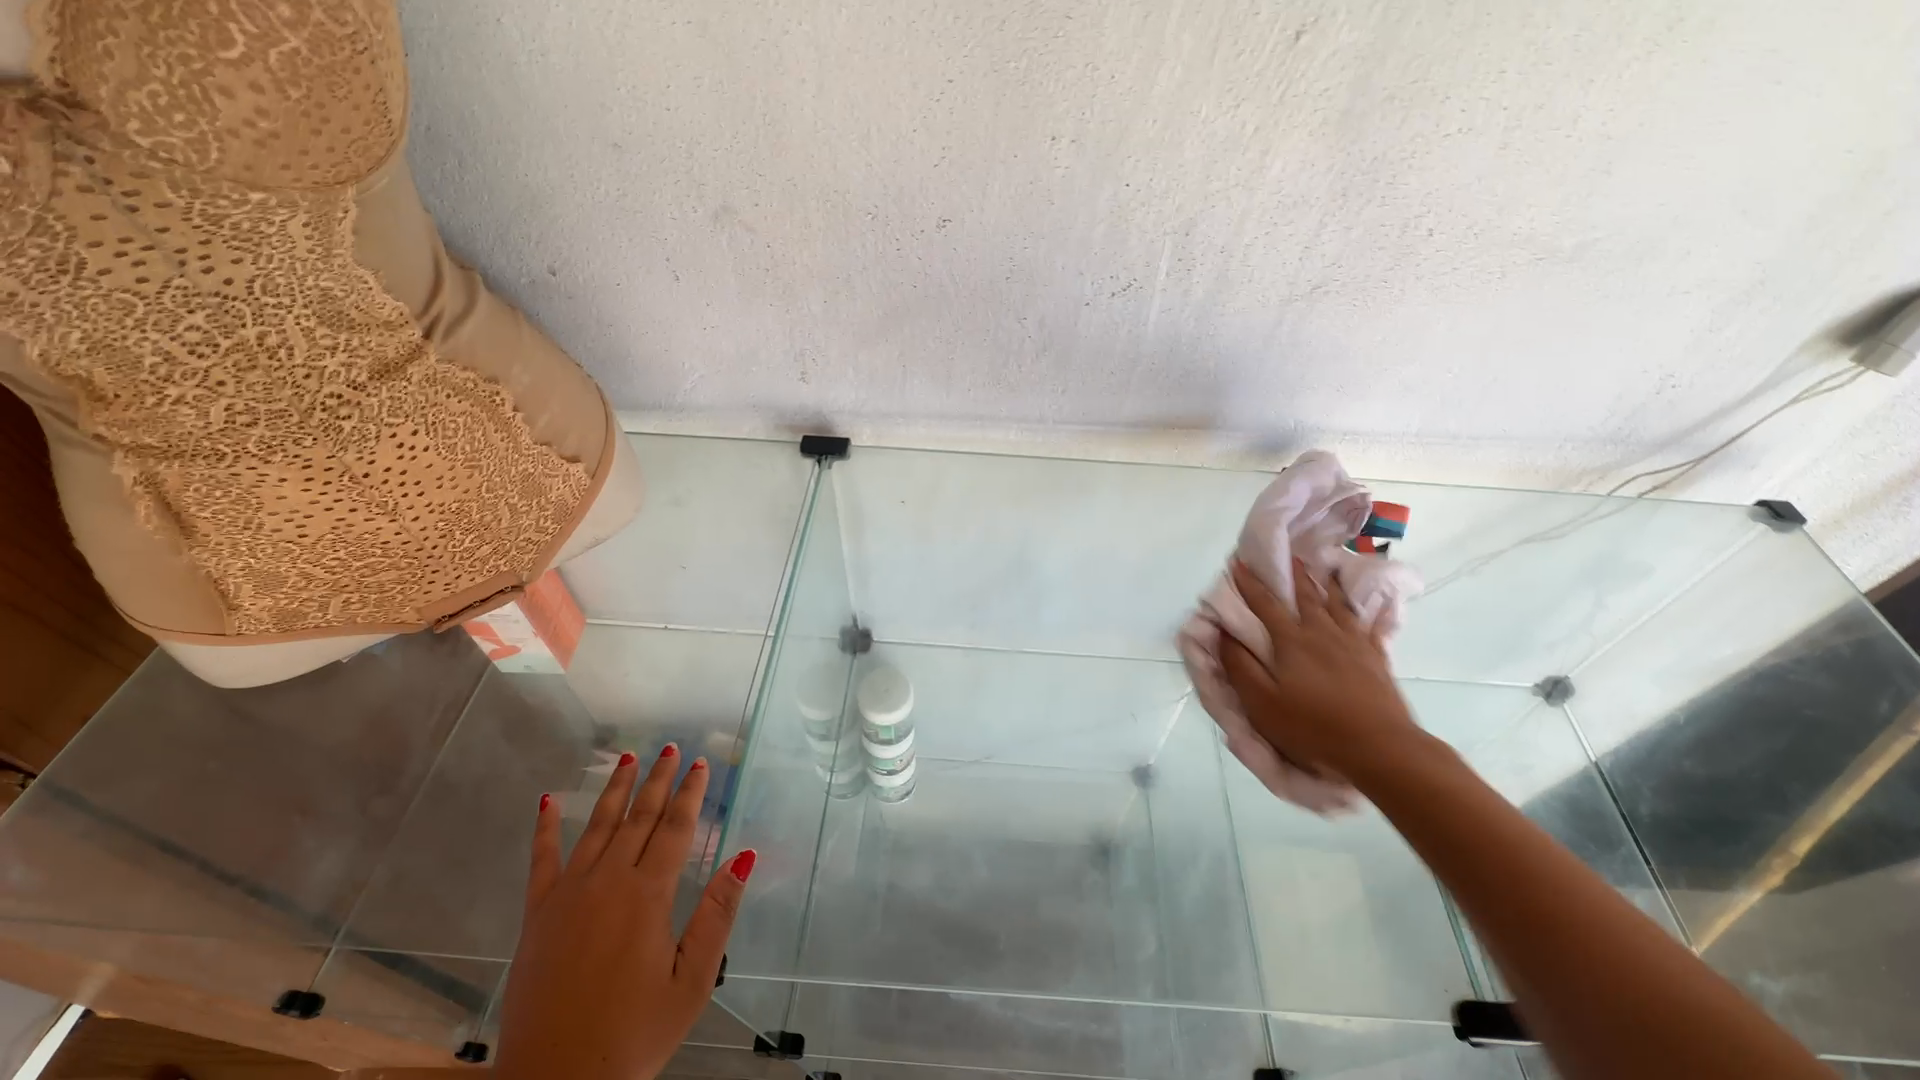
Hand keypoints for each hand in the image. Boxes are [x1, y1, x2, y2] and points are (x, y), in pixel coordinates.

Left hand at [493, 746, 755, 1079]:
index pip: (675, 830)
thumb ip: (717, 916)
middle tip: (670, 749)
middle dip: (658, 781)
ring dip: (614, 790)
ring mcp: (567, 895)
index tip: (701, 765)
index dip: (691, 795)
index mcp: (647, 896)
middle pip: (638, 818)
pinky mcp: (537, 914)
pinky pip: (541, 860)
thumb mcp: (691, 981)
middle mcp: (606, 883)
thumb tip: (743, 857)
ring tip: (627, 757)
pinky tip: (546, 801)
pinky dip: (544, 828)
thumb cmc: (634, 1034)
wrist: (555, 1079)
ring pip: (595, 827)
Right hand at [1221, 558, 1425, 785]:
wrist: (1379, 747)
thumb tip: (1223, 632)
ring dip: (1325, 583)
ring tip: (1321, 567)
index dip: (1249, 583)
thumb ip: (1240, 665)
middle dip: (1292, 574)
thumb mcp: (1262, 703)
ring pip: (1336, 603)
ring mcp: (1353, 643)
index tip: (1237, 563)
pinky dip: (1362, 608)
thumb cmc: (1312, 728)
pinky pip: (1367, 622)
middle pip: (1305, 596)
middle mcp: (1322, 632)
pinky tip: (1366, 602)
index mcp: (1291, 641)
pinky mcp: (1376, 657)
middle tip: (1286, 556)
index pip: (1265, 604)